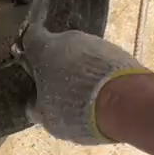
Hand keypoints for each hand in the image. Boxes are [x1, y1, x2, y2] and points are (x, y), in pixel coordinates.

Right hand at [19, 10, 147, 144]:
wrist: (124, 102)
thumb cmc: (74, 107)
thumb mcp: (47, 116)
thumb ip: (37, 105)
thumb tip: (34, 102)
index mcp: (45, 48)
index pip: (30, 38)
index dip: (29, 52)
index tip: (30, 65)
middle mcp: (69, 38)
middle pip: (57, 47)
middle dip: (57, 64)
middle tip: (58, 87)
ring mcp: (95, 42)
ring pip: (80, 54)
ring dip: (79, 69)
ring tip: (84, 95)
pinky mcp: (117, 50)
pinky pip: (99, 61)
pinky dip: (98, 73)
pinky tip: (102, 93)